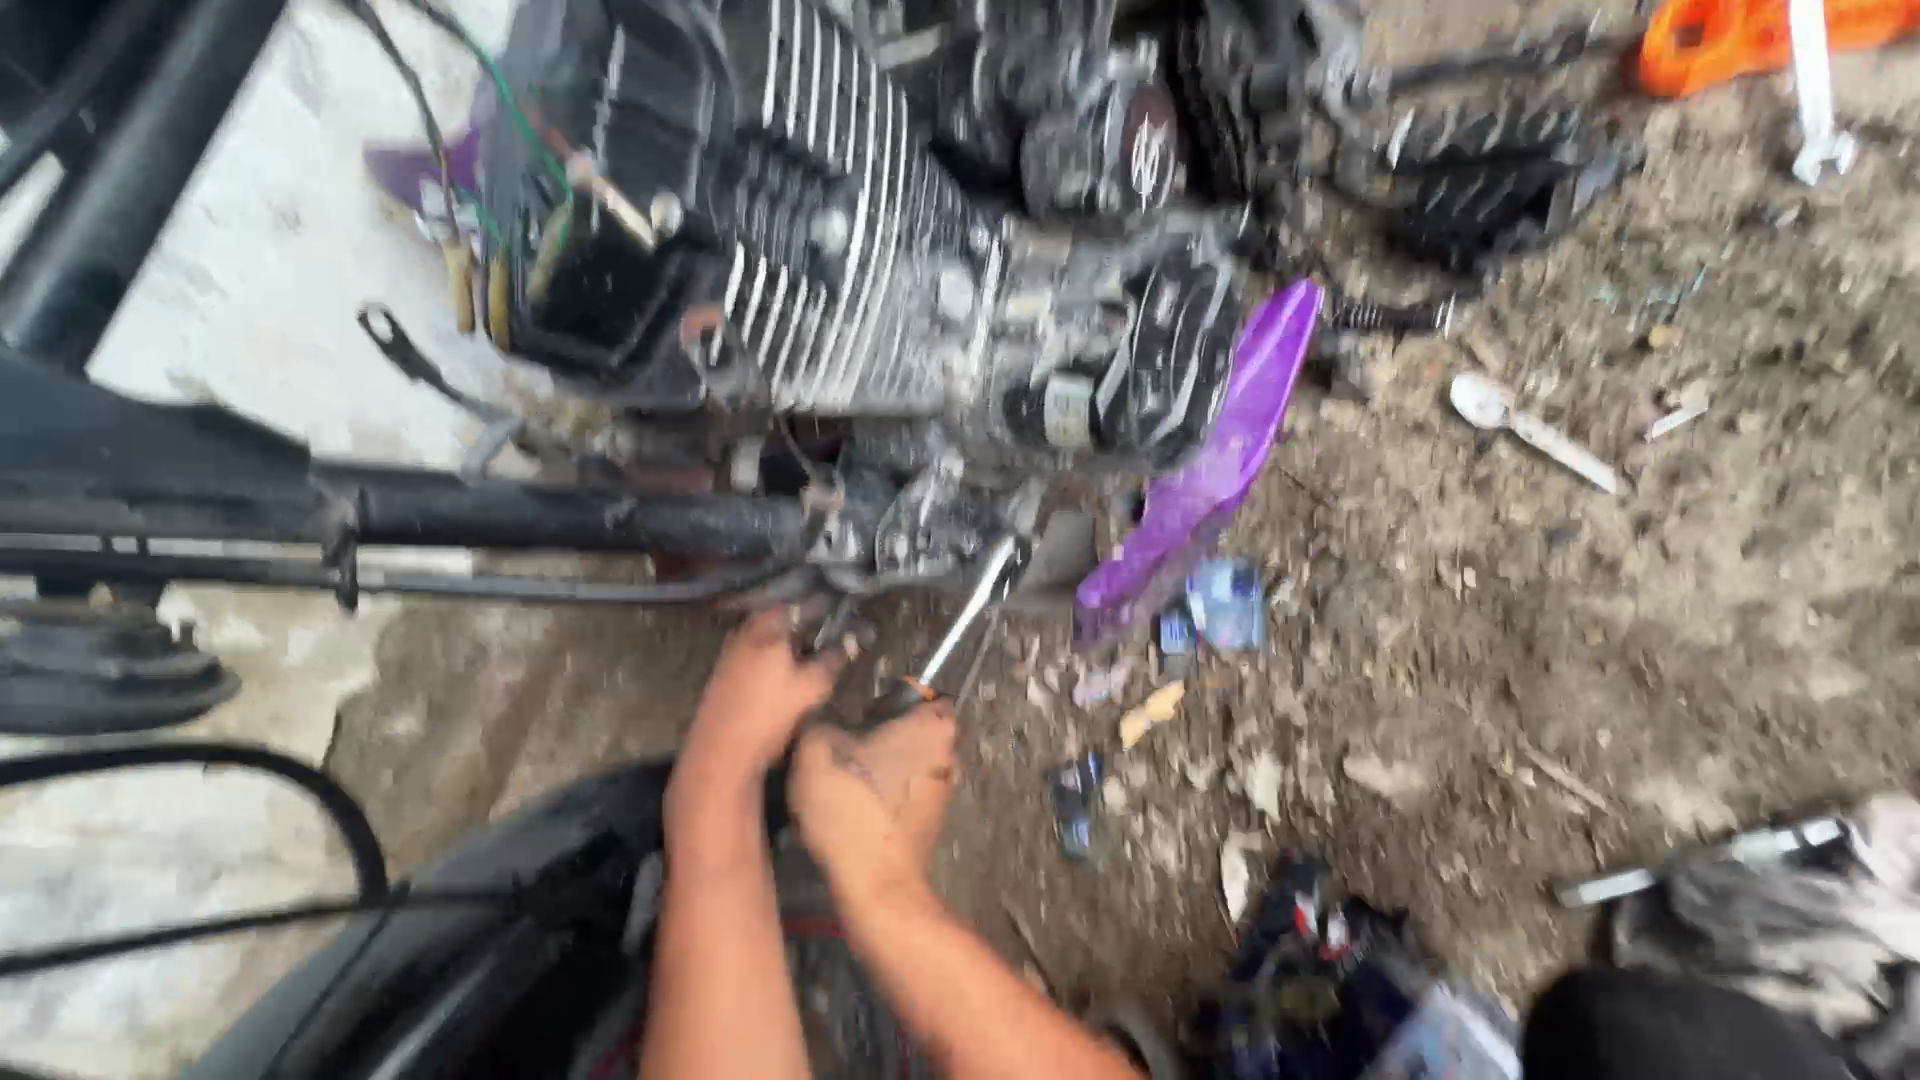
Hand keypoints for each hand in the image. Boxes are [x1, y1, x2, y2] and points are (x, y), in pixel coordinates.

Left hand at [678, 607, 850, 791]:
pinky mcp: (726, 671)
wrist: (719, 754)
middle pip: (785, 616)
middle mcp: (747, 629)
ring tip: (815, 653)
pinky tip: (789, 671)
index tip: (848, 611)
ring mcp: (732, 649)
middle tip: (833, 632)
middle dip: (810, 623)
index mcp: (768, 624)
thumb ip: (834, 659)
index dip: (829, 606)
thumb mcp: (812, 686)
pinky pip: (759, 651)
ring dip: (793, 640)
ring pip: (771, 634)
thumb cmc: (768, 714)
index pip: (806, 603)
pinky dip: (777, 654)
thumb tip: (854, 640)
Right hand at [788, 701, 957, 909]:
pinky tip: (850, 811)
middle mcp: (949, 754)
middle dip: (881, 734)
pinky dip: (881, 797)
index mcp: (934, 724)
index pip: (923, 692)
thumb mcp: (816, 745)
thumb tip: (825, 718)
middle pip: (912, 729)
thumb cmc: (852, 801)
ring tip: (839, 782)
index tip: (863, 713)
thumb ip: (822, 717)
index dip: (891, 697)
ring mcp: (943, 792)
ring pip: (905, 764)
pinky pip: (901, 795)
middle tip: (842, 746)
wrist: (874, 882)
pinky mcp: (929, 823)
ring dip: (878, 768)